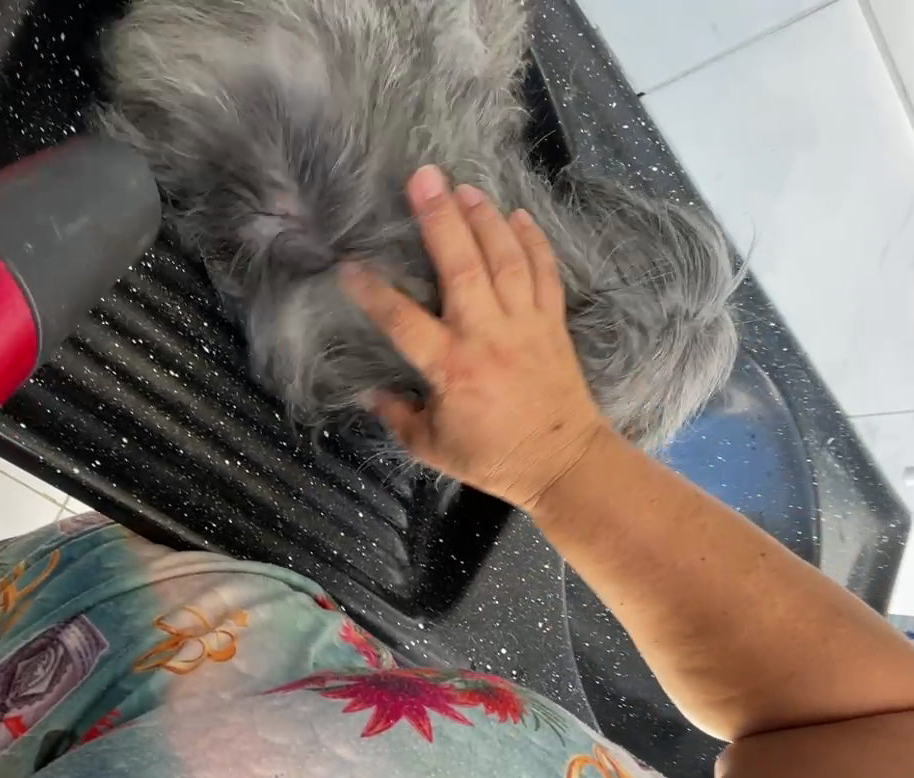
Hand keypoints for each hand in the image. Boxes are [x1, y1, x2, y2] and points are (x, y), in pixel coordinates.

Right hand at [342, 165, 608, 512]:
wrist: (563, 463)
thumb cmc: (493, 458)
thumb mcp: (431, 449)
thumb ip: (398, 417)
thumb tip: (369, 393)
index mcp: (452, 368)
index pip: (403, 321)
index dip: (373, 293)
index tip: (350, 267)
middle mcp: (487, 335)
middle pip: (462, 267)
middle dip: (440, 219)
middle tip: (423, 178)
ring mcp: (525, 324)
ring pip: (505, 259)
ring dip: (484, 218)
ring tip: (463, 186)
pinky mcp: (552, 323)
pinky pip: (544, 272)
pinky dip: (532, 240)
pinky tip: (518, 214)